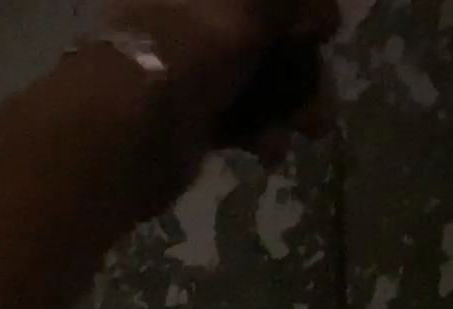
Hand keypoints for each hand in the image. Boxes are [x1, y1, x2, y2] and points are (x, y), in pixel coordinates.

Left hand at [113, 0, 342, 161]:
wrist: (124, 138)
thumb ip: (287, 5)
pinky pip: (236, 124)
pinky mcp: (189, 127)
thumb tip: (325, 13)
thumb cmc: (183, 55)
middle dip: (300, 61)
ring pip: (253, 84)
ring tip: (316, 128)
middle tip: (326, 83)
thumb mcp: (243, 11)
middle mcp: (191, 27)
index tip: (328, 26)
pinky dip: (259, 135)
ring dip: (290, 104)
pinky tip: (271, 151)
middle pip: (259, 37)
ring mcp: (189, 79)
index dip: (296, 9)